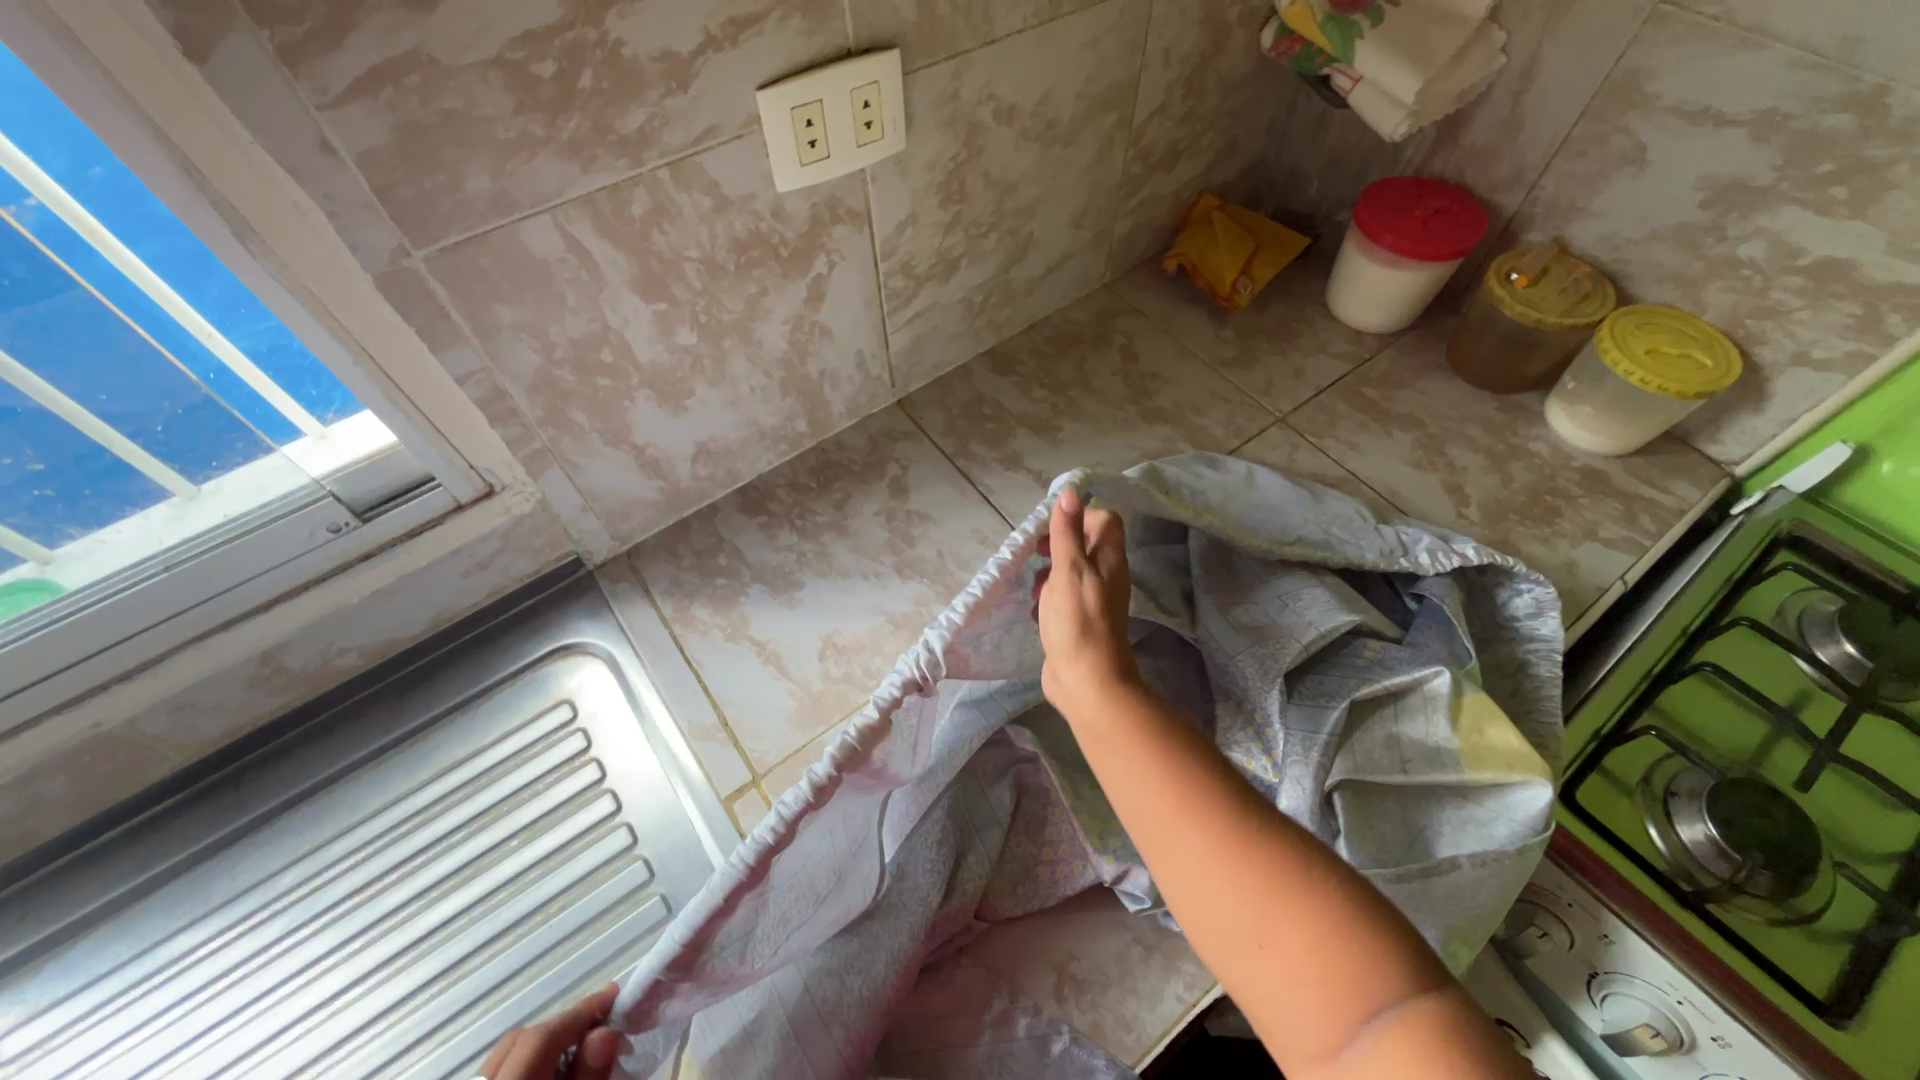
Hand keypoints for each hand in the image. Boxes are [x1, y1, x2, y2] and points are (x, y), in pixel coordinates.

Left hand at [475, 984, 622, 1079]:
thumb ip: (585, 1077)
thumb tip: (606, 1031)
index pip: (541, 1037)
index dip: (579, 1012)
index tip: (614, 994)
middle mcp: (482, 1079)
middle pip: (519, 1039)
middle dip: (560, 1026)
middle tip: (601, 1023)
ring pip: (505, 1053)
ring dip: (543, 1042)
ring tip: (579, 1046)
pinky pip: (497, 1069)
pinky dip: (526, 1060)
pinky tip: (551, 1068)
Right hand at [1034, 488, 1138, 715]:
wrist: (1086, 680)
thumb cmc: (1078, 621)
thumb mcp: (1068, 570)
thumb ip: (1067, 533)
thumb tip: (1070, 493)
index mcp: (1109, 560)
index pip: (1104, 520)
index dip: (1080, 517)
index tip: (1054, 529)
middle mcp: (1106, 577)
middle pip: (1086, 546)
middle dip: (1059, 545)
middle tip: (1037, 553)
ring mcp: (1094, 601)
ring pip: (1072, 573)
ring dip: (1050, 573)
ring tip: (1033, 584)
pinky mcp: (1080, 623)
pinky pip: (1064, 599)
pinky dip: (1048, 599)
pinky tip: (1035, 610)